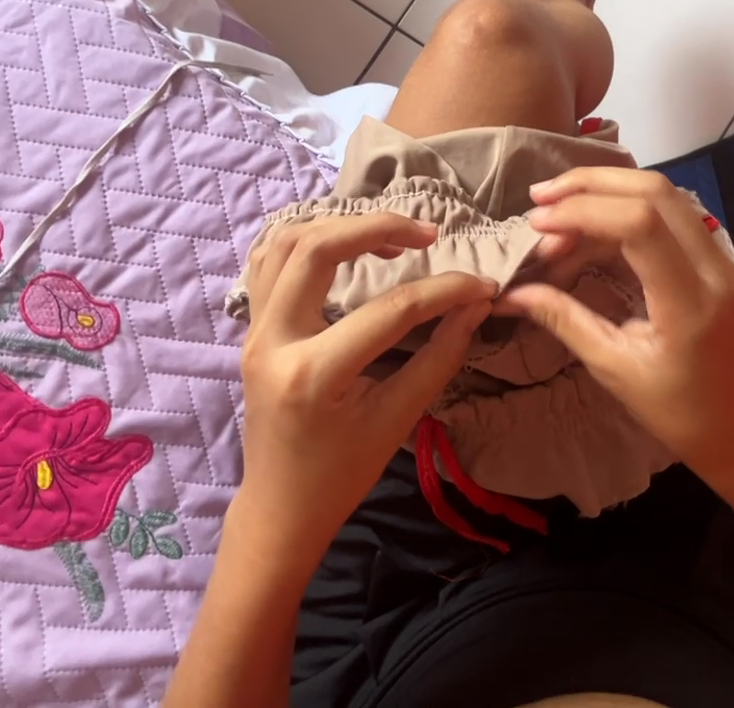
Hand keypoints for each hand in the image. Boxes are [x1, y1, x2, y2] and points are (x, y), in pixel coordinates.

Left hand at [234, 213, 495, 567]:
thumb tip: (476, 304)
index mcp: (313, 375)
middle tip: (428, 235)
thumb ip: (440, 356)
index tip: (482, 284)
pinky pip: (268, 261)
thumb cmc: (342, 473)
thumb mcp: (399, 419)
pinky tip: (344, 245)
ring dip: (339, 226)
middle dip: (378, 227)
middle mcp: (273, 341)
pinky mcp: (252, 328)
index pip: (390, 310)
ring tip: (389, 237)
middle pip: (316, 248)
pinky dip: (307, 240)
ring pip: (284, 243)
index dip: (445, 290)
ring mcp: (254, 331)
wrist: (280, 507)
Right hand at [498, 168, 733, 488]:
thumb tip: (510, 292)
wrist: (732, 424)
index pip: (641, 226)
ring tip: (554, 216)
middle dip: (589, 186)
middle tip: (538, 201)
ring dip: (604, 193)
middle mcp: (716, 270)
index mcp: (691, 304)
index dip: (583, 211)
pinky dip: (622, 210)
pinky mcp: (716, 255)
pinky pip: (668, 213)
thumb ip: (563, 318)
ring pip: (663, 194)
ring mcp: (722, 258)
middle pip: (654, 192)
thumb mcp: (611, 367)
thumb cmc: (672, 408)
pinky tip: (585, 226)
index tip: (538, 224)